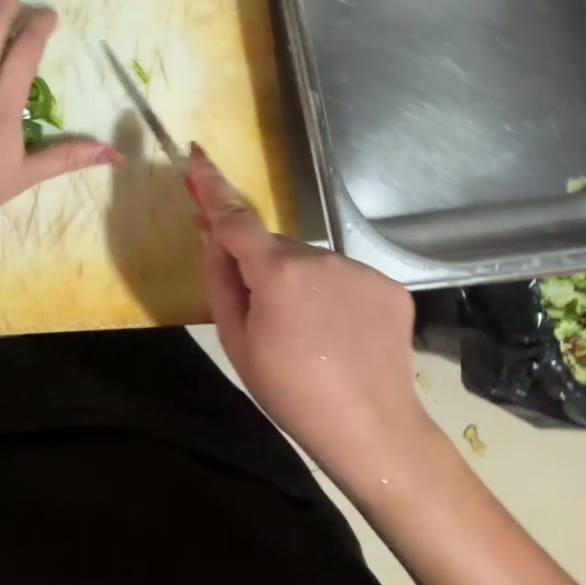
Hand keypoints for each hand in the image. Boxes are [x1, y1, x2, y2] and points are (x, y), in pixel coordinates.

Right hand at [186, 144, 432, 475]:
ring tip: (307, 334)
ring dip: (298, 283)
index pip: (235, 218)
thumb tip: (211, 233)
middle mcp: (320, 258)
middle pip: (274, 248)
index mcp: (277, 272)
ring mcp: (359, 270)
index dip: (212, 185)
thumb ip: (220, 278)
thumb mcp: (236, 339)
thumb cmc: (290, 391)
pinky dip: (332, 296)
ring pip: (310, 264)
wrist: (372, 430)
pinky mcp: (388, 286)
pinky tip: (338, 334)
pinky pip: (343, 279)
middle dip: (260, 267)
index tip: (196, 154)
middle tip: (262, 315)